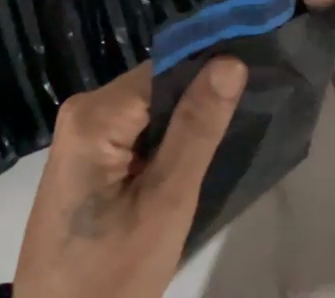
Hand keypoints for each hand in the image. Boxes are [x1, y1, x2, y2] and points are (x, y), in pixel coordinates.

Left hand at [13, 57, 248, 297]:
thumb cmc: (113, 273)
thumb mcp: (165, 203)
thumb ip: (197, 129)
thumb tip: (230, 62)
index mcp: (95, 115)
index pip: (165, 69)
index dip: (209, 71)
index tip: (253, 80)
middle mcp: (83, 110)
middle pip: (156, 84)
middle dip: (197, 99)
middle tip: (244, 117)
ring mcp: (81, 133)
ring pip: (149, 106)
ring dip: (183, 122)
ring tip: (225, 136)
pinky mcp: (86, 155)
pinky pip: (135, 128)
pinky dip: (163, 140)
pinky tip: (188, 159)